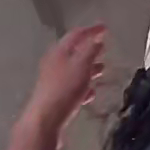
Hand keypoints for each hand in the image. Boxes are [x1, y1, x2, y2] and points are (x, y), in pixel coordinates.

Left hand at [17, 23, 107, 143]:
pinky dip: (82, 86)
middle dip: (90, 49)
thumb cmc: (65, 88)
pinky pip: (71, 87)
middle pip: (74, 51)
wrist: (44, 121)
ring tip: (102, 70)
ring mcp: (52, 81)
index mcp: (59, 51)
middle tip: (104, 47)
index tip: (105, 28)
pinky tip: (91, 93)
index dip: (92, 30)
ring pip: (73, 70)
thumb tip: (97, 39)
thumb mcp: (82, 65)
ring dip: (88, 68)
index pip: (77, 34)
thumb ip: (91, 50)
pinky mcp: (54, 98)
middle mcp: (54, 63)